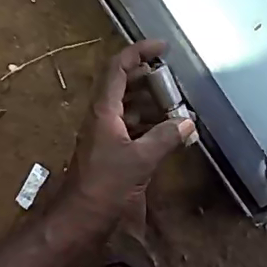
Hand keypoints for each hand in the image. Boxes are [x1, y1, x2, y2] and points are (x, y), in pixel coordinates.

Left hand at [58, 39, 194, 229]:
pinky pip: (130, 127)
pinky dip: (149, 124)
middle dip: (148, 78)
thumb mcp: (140, 160)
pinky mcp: (109, 151)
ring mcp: (104, 134)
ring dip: (151, 102)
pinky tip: (168, 133)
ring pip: (127, 107)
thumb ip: (165, 138)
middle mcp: (101, 117)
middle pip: (123, 84)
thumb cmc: (104, 186)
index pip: (118, 68)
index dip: (138, 52)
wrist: (79, 218)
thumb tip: (187, 122)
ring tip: (177, 105)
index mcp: (103, 111)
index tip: (162, 48)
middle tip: (174, 80)